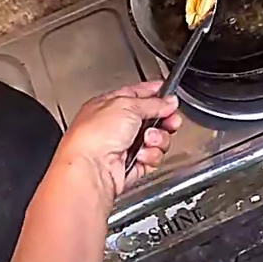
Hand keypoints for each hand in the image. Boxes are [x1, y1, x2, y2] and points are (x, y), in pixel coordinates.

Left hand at [50, 81, 183, 203]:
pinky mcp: (134, 165)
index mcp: (111, 105)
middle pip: (153, 118)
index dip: (155, 93)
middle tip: (171, 120)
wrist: (91, 168)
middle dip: (165, 119)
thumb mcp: (127, 105)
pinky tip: (141, 155)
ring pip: (158, 139)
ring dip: (158, 139)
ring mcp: (126, 146)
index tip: (169, 95)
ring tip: (148, 139)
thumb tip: (168, 101)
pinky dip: (151, 156)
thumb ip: (153, 102)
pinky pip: (154, 157)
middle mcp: (117, 126)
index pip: (138, 95)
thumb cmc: (94, 135)